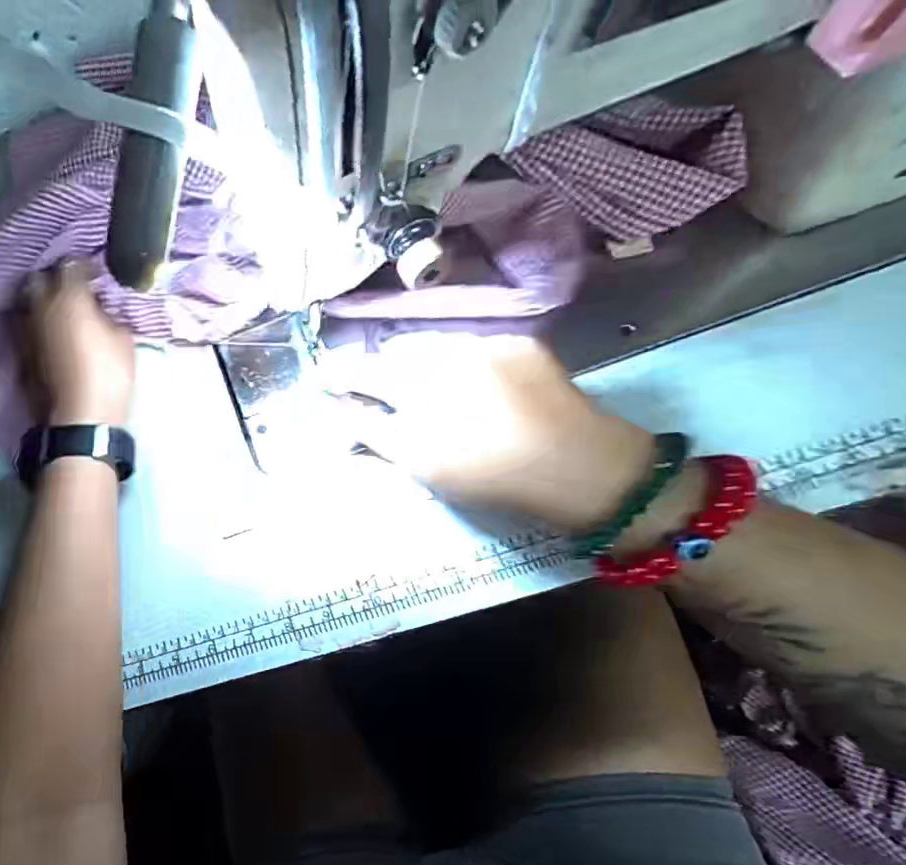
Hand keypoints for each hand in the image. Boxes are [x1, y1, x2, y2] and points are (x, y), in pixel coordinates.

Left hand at [23, 259, 135, 426]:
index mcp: (69, 297)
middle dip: (58, 280)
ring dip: (47, 302)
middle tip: (77, 292)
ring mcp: (27, 326)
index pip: (73, 265)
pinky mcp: (22, 348)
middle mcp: (41, 304)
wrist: (82, 416)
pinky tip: (55, 333)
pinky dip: (41, 322)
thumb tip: (102, 309)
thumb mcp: (125, 339)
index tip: (100, 278)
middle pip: (42, 278)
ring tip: (65, 312)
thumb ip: (110, 314)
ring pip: (31, 301)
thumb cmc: (110, 374)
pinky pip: (29, 323)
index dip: (88, 268)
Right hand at [317, 333, 664, 530]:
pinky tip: (476, 384)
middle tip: (372, 383)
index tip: (324, 378)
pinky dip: (461, 360)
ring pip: (429, 346)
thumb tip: (348, 418)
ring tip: (429, 386)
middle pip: (390, 358)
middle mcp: (442, 368)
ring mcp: (481, 349)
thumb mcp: (432, 472)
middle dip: (375, 370)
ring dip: (416, 362)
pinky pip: (471, 344)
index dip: (338, 380)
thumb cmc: (499, 482)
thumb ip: (383, 439)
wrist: (582, 465)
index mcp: (418, 406)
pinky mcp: (516, 341)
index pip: (361, 382)